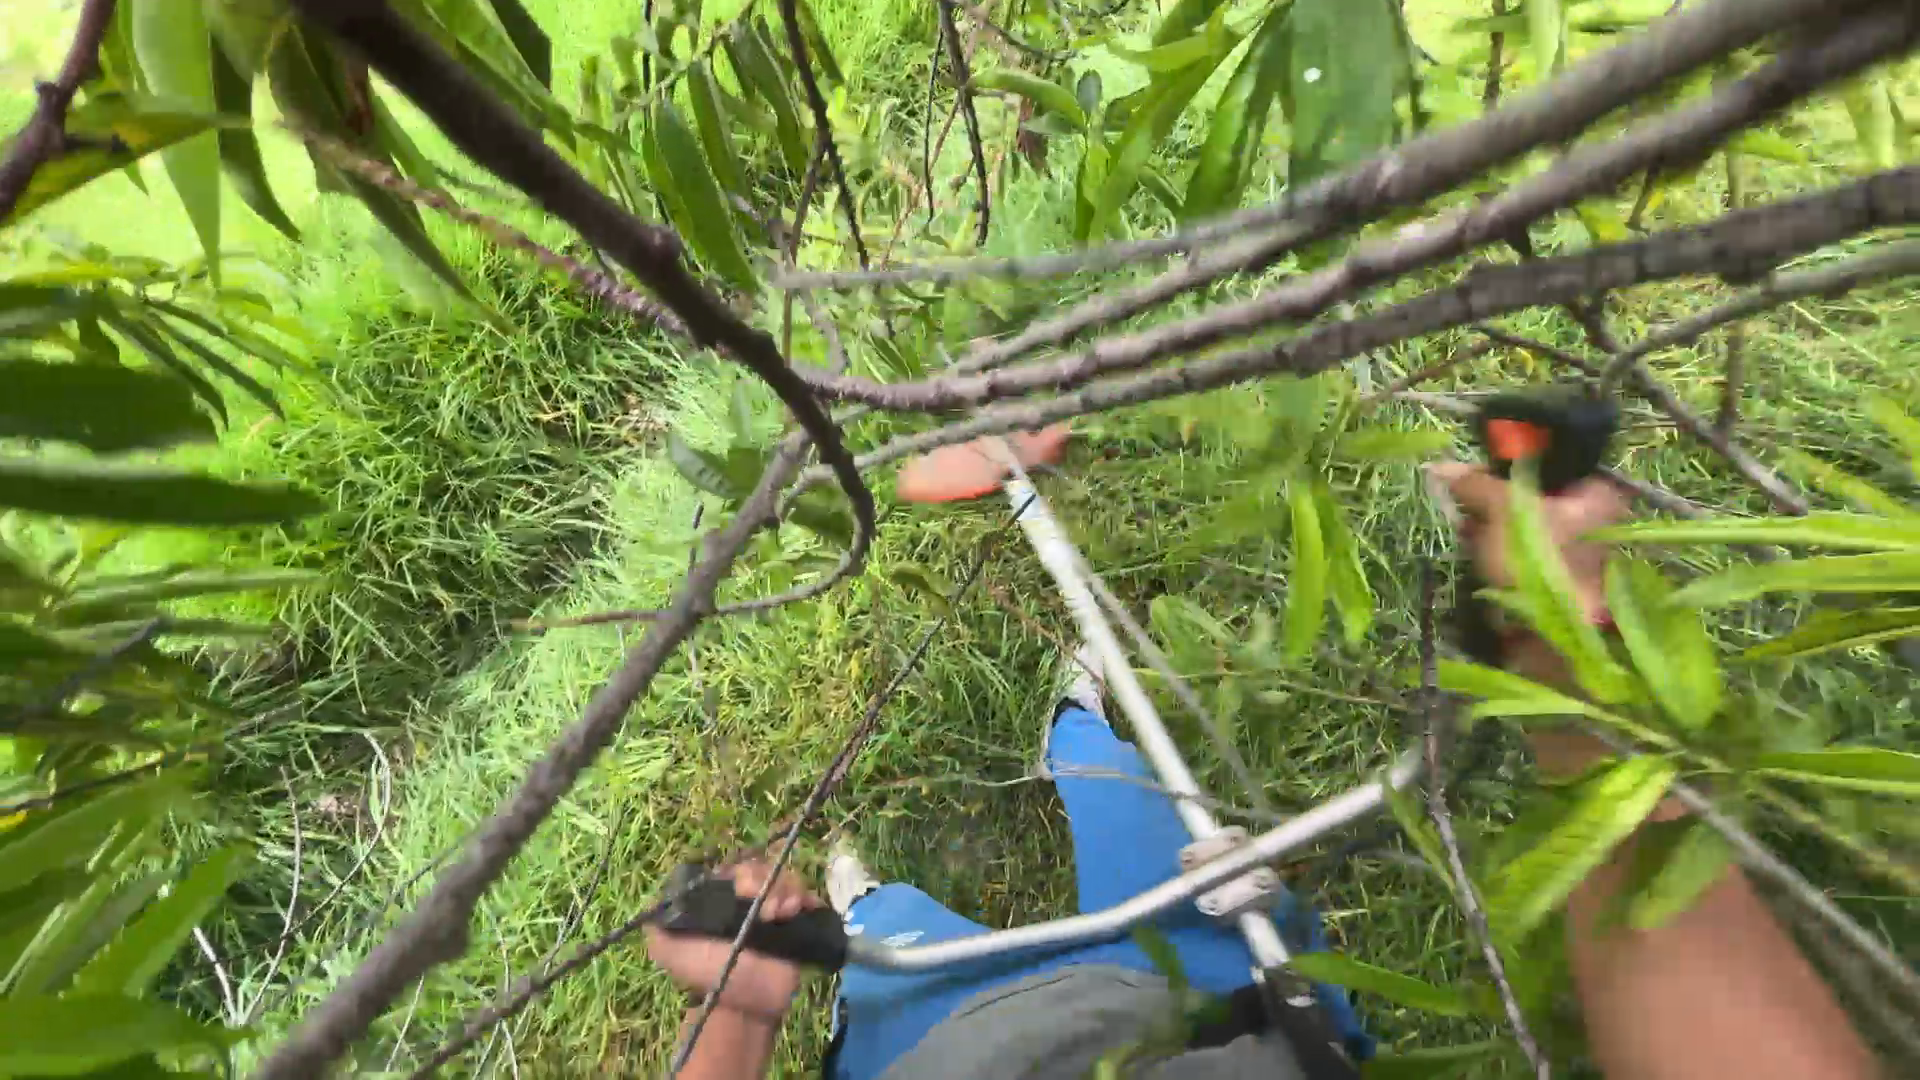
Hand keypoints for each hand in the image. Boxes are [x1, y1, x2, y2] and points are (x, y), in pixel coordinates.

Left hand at [645, 861, 824, 1022]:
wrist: (746, 1008)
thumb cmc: (711, 975)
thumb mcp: (673, 952)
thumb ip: (660, 928)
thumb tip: (656, 899)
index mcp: (724, 898)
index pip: (738, 867)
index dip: (745, 874)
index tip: (746, 890)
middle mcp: (750, 898)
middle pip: (765, 868)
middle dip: (768, 882)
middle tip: (769, 909)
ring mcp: (776, 906)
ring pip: (787, 877)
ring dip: (788, 890)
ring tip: (784, 914)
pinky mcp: (798, 919)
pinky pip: (807, 894)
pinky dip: (806, 897)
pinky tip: (799, 910)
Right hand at [1426, 462, 1628, 621]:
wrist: (1553, 632)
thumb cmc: (1542, 561)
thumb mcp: (1506, 511)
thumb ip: (1477, 484)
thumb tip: (1439, 466)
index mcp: (1594, 492)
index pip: (1540, 462)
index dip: (1500, 465)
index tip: (1467, 475)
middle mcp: (1584, 514)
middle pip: (1522, 491)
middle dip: (1487, 499)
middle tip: (1464, 507)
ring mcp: (1564, 544)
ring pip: (1512, 519)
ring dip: (1484, 524)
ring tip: (1467, 532)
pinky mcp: (1543, 568)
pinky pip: (1510, 544)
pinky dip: (1489, 544)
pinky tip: (1474, 550)